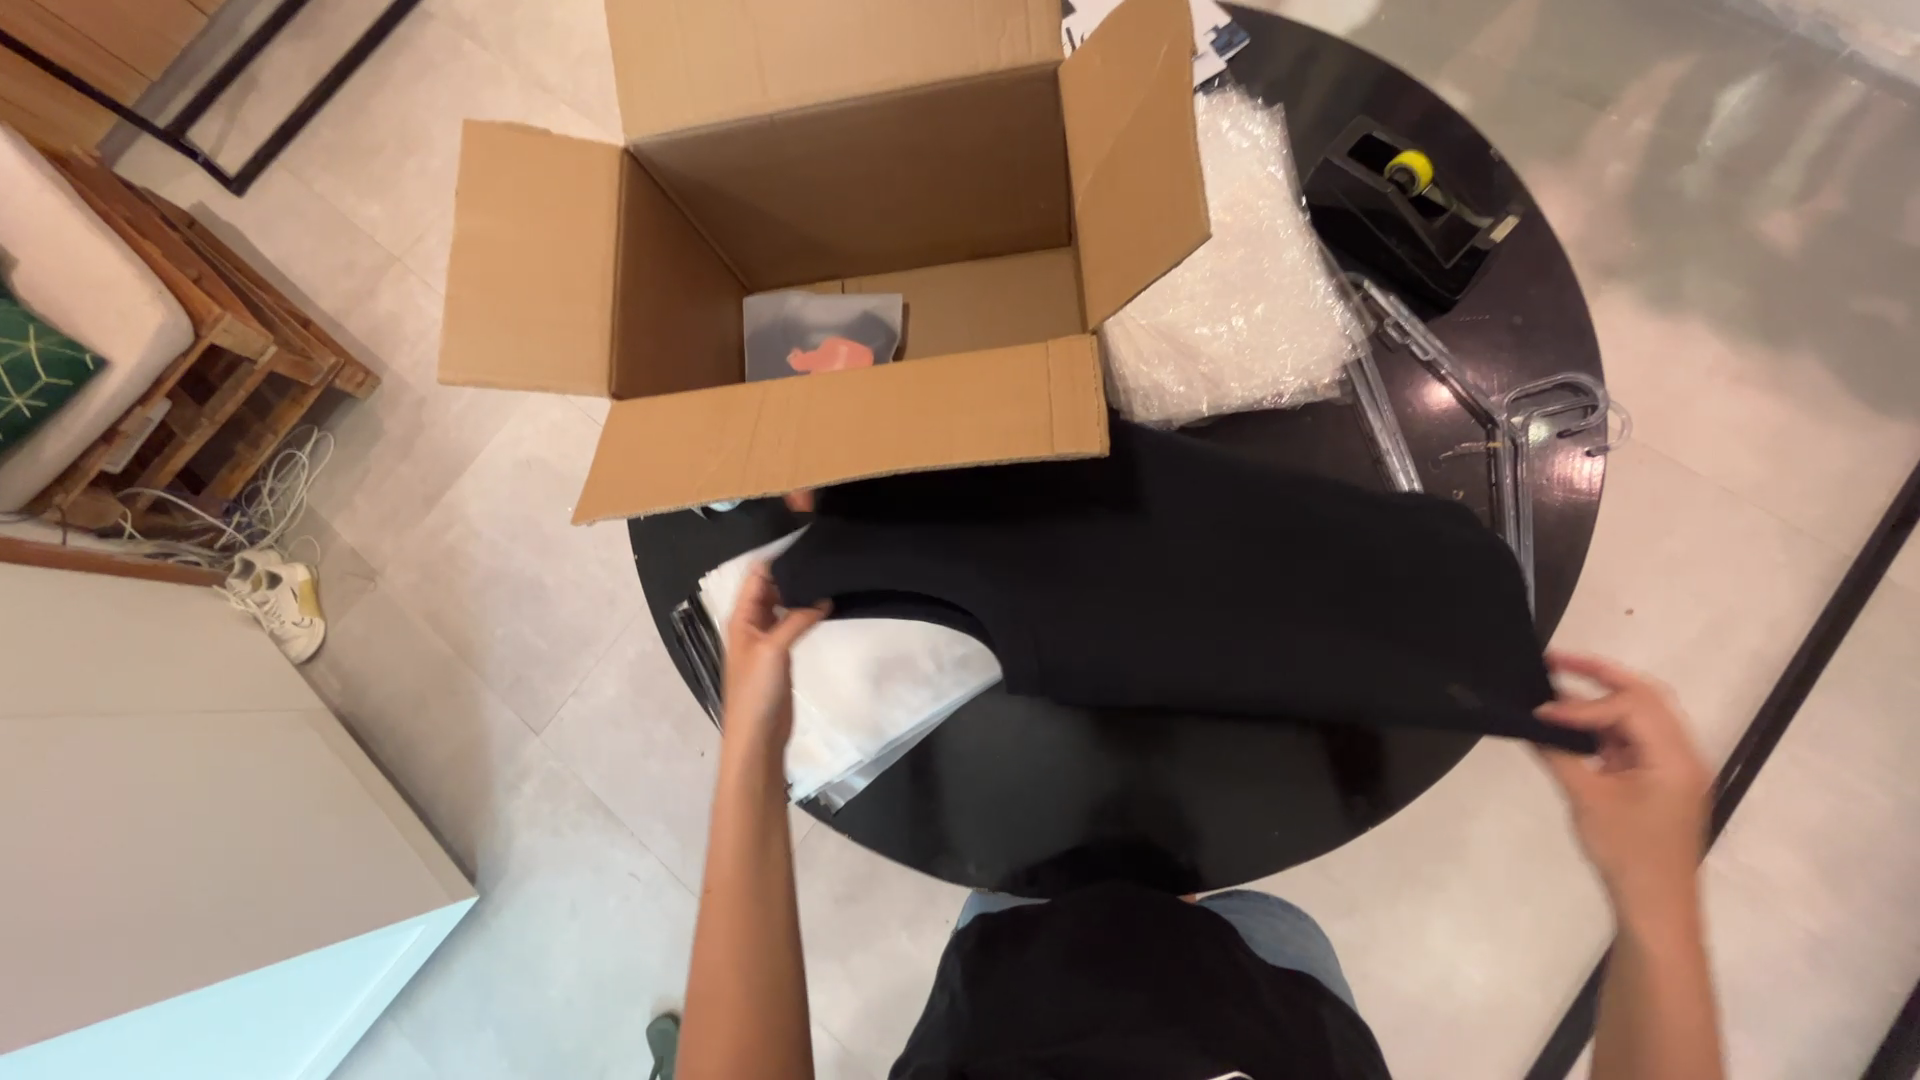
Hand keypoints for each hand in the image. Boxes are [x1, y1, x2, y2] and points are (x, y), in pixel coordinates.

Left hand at [721, 562, 828, 748]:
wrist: (757, 734)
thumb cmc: (756, 690)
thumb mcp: (774, 649)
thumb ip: (797, 619)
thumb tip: (823, 599)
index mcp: (741, 617)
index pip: (756, 576)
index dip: (776, 558)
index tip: (805, 542)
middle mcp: (751, 624)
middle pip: (769, 588)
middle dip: (792, 573)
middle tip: (824, 557)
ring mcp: (766, 640)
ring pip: (782, 605)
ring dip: (800, 593)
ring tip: (828, 575)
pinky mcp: (780, 655)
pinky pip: (792, 624)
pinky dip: (805, 613)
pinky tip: (825, 607)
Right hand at [1534, 653, 1711, 921]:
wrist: (1655, 902)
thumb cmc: (1625, 850)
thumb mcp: (1586, 799)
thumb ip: (1558, 754)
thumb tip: (1529, 722)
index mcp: (1673, 759)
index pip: (1628, 709)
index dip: (1580, 706)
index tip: (1538, 714)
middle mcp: (1680, 755)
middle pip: (1646, 697)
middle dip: (1600, 674)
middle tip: (1554, 660)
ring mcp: (1670, 767)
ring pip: (1639, 714)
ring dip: (1600, 698)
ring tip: (1557, 683)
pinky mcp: (1656, 779)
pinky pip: (1631, 736)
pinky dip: (1601, 723)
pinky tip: (1569, 724)